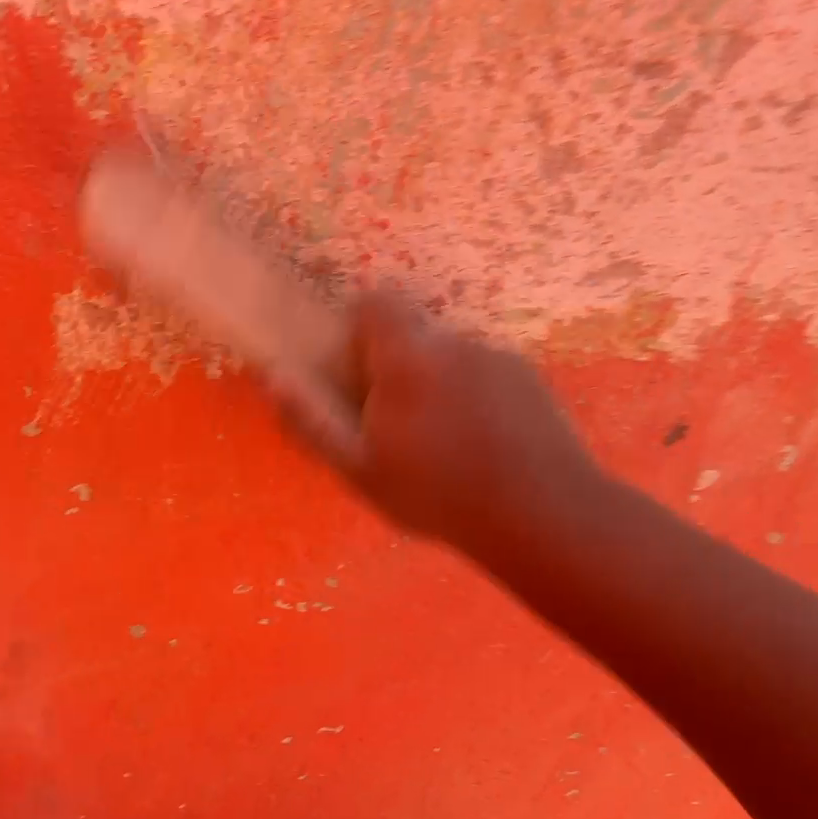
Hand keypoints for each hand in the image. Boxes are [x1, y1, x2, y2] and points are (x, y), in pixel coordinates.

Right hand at [267, 293, 606, 556]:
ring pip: (447, 353)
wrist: (544, 517)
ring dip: (431, 379)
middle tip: (386, 416)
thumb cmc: (435, 495)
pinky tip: (475, 441)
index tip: (347, 363)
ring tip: (435, 437)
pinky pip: (481, 370)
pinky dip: (468, 393)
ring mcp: (499, 357)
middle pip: (411, 331)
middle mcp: (455, 344)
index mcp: (406, 360)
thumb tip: (273, 378)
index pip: (376, 301)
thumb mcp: (356, 468)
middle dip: (391, 361)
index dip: (356, 322)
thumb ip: (311, 420)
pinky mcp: (531, 378)